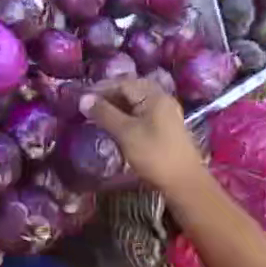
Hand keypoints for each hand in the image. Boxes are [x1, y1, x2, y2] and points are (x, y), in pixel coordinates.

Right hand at [82, 78, 206, 196]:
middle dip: (108, 96)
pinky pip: (142, 113)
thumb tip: (83, 98)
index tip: (81, 99)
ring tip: (98, 116)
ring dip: (117, 107)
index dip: (101, 89)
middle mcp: (162, 99)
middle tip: (88, 107)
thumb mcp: (125, 132)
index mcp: (154, 96)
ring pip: (136, 103)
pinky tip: (115, 125)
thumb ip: (104, 113)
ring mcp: (165, 113)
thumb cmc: (154, 155)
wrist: (184, 183)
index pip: (123, 83)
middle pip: (131, 90)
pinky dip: (126, 116)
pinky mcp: (165, 127)